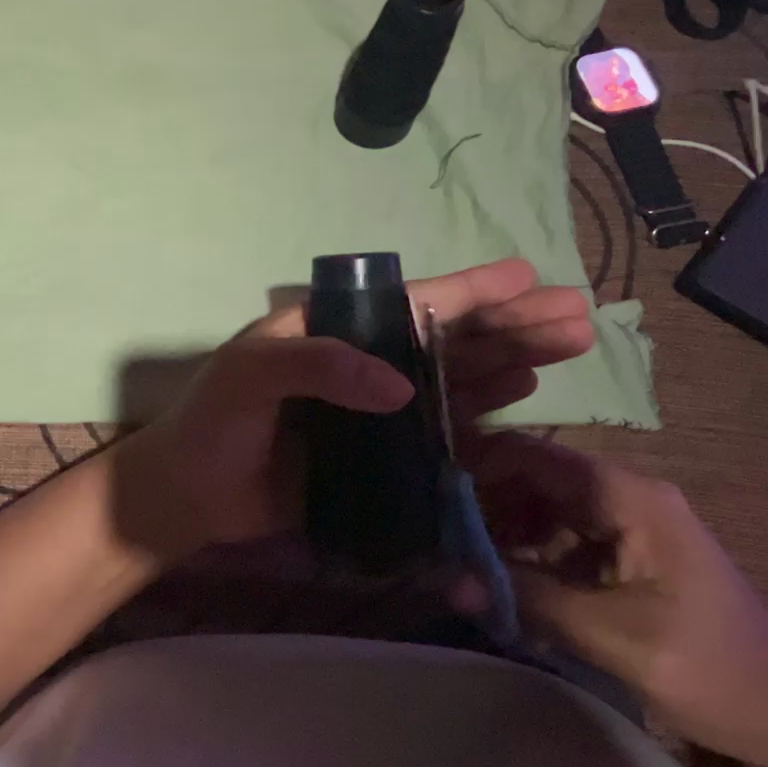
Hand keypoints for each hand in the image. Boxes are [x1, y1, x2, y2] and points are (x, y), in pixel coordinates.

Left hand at [111, 258, 595, 561]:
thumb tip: (403, 388)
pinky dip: (481, 414)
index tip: (527, 274)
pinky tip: (521, 399)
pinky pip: (441, 433)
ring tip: (566, 349)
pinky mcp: (376, 458)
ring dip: (507, 362)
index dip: (467, 290)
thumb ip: (316, 366)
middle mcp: (356, 364)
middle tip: (577, 316)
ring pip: (452, 380)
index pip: (406, 304)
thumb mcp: (249, 374)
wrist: (190, 492)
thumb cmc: (212, 422)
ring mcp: (370, 412)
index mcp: (326, 331)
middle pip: (443, 339)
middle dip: (508, 324)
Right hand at [466, 431, 767, 761]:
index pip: (535, 454)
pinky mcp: (626, 552)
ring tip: (466, 561)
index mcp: (632, 497)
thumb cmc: (710, 671)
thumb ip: (526, 597)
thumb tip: (445, 575)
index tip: (427, 490)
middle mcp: (628, 495)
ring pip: (542, 505)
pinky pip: (559, 534)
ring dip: (502, 530)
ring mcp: (629, 523)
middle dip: (484, 503)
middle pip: (534, 477)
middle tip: (438, 535)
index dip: (477, 463)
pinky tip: (506, 582)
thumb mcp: (611, 635)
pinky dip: (527, 552)